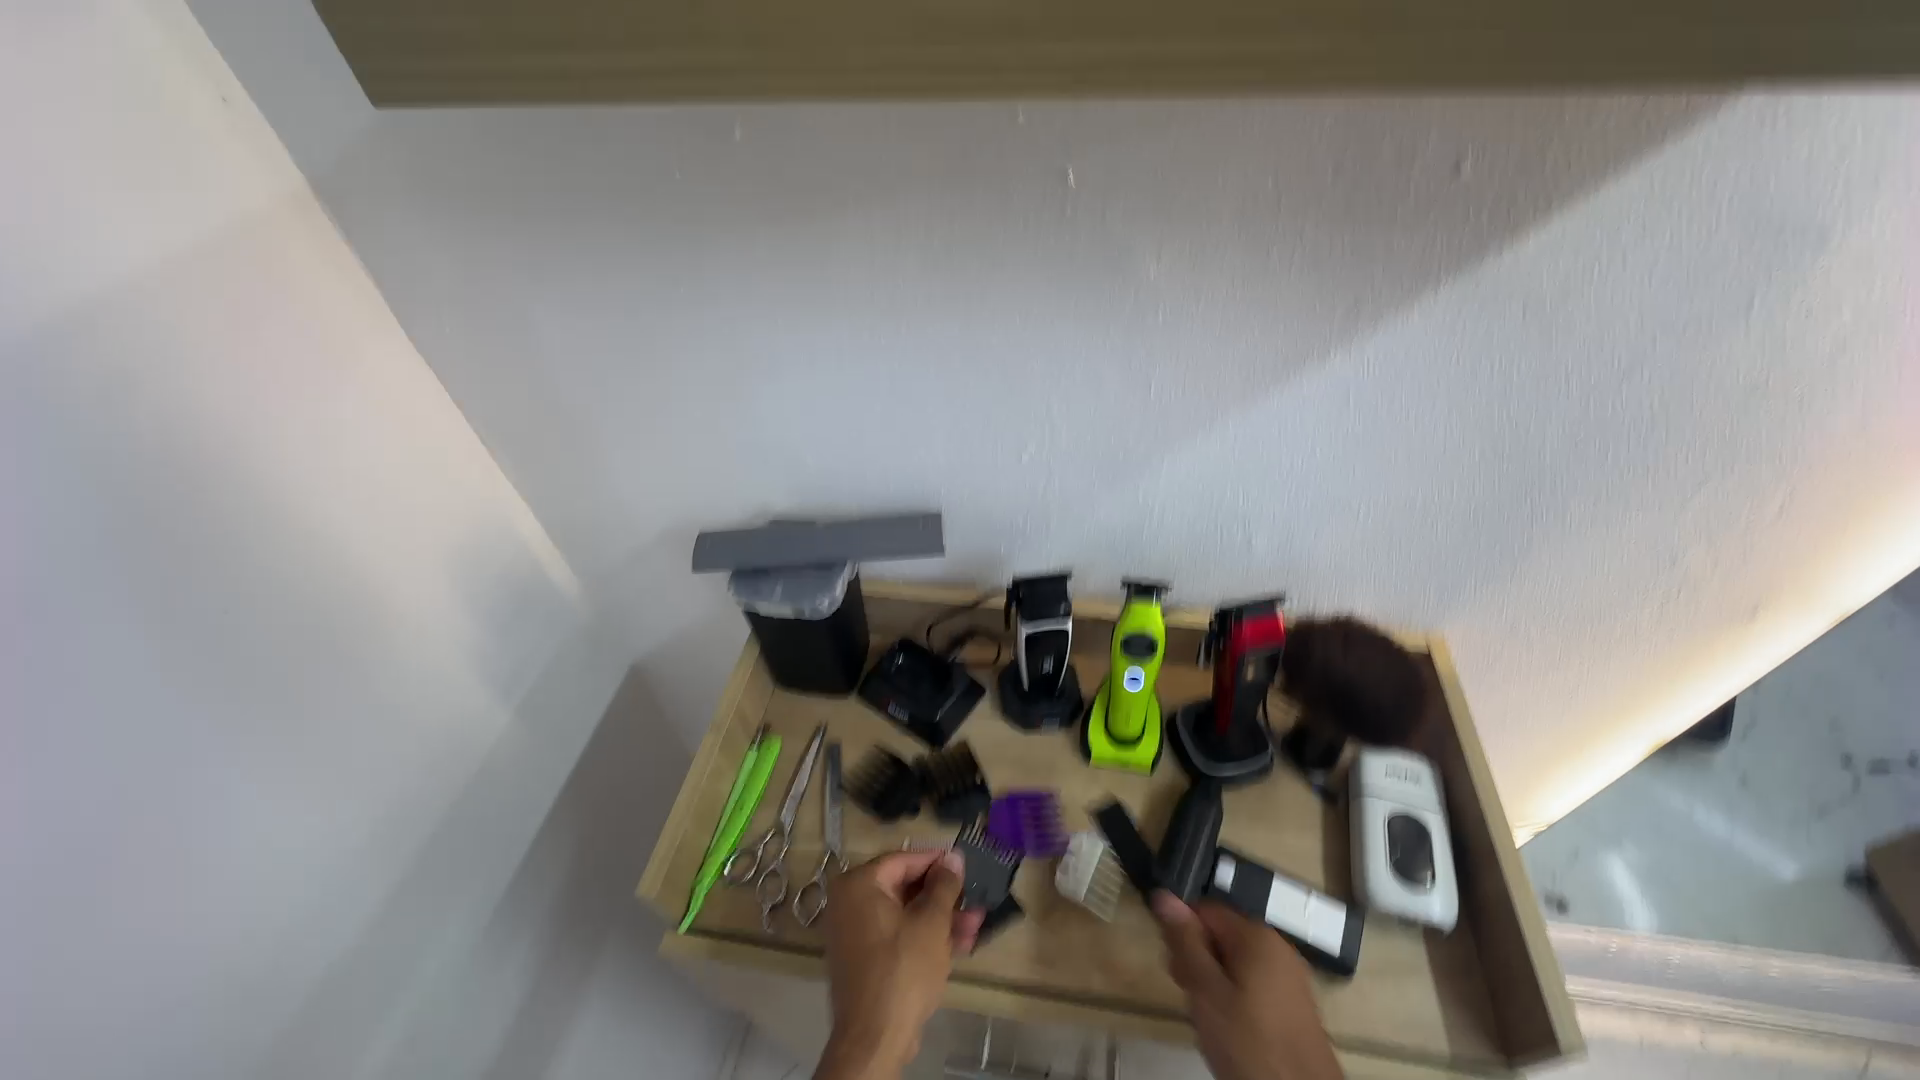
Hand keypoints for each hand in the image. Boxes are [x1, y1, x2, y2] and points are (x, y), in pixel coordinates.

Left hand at [815, 850, 986, 1079]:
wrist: (876, 1037)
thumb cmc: (903, 968)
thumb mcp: (931, 922)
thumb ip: (944, 885)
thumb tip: (953, 857)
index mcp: (858, 885)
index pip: (903, 859)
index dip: (937, 861)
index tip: (965, 864)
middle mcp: (850, 903)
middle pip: (904, 888)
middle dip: (943, 896)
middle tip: (974, 898)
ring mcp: (856, 933)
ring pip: (905, 915)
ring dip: (941, 919)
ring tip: (975, 924)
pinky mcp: (865, 959)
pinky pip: (898, 936)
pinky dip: (925, 937)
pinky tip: (959, 944)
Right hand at [1152, 892, 1343, 1079]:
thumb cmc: (1247, 1042)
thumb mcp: (1205, 990)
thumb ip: (1184, 942)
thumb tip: (1164, 895)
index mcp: (1256, 936)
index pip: (1205, 910)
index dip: (1182, 933)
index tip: (1173, 967)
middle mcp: (1277, 946)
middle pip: (1222, 935)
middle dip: (1197, 959)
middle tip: (1188, 994)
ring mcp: (1290, 976)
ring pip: (1236, 962)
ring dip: (1214, 980)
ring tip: (1206, 1016)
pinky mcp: (1294, 1003)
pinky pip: (1254, 983)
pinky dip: (1235, 996)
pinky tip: (1229, 1027)